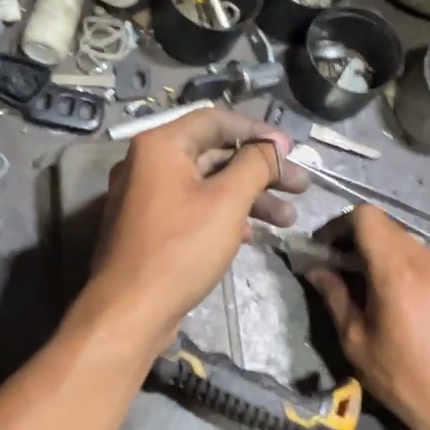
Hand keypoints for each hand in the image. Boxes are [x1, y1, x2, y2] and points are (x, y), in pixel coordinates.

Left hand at [83, 108, 307, 343]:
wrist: (129, 310)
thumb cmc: (180, 249)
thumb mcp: (226, 202)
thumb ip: (255, 166)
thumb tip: (274, 146)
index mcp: (159, 146)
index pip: (215, 120)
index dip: (258, 132)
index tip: (291, 150)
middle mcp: (147, 163)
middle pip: (212, 153)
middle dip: (259, 170)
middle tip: (300, 188)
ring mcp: (144, 197)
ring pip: (205, 184)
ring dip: (247, 197)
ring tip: (288, 220)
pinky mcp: (148, 227)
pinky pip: (191, 208)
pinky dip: (222, 215)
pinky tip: (252, 235)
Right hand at [306, 206, 429, 429]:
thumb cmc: (405, 378)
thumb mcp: (356, 341)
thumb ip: (334, 297)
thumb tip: (316, 270)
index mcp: (397, 270)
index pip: (366, 216)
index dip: (340, 227)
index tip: (326, 252)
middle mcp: (426, 260)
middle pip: (385, 227)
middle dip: (356, 241)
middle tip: (339, 271)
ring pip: (404, 242)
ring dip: (379, 255)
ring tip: (364, 288)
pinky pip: (422, 260)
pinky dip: (400, 267)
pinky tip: (393, 301)